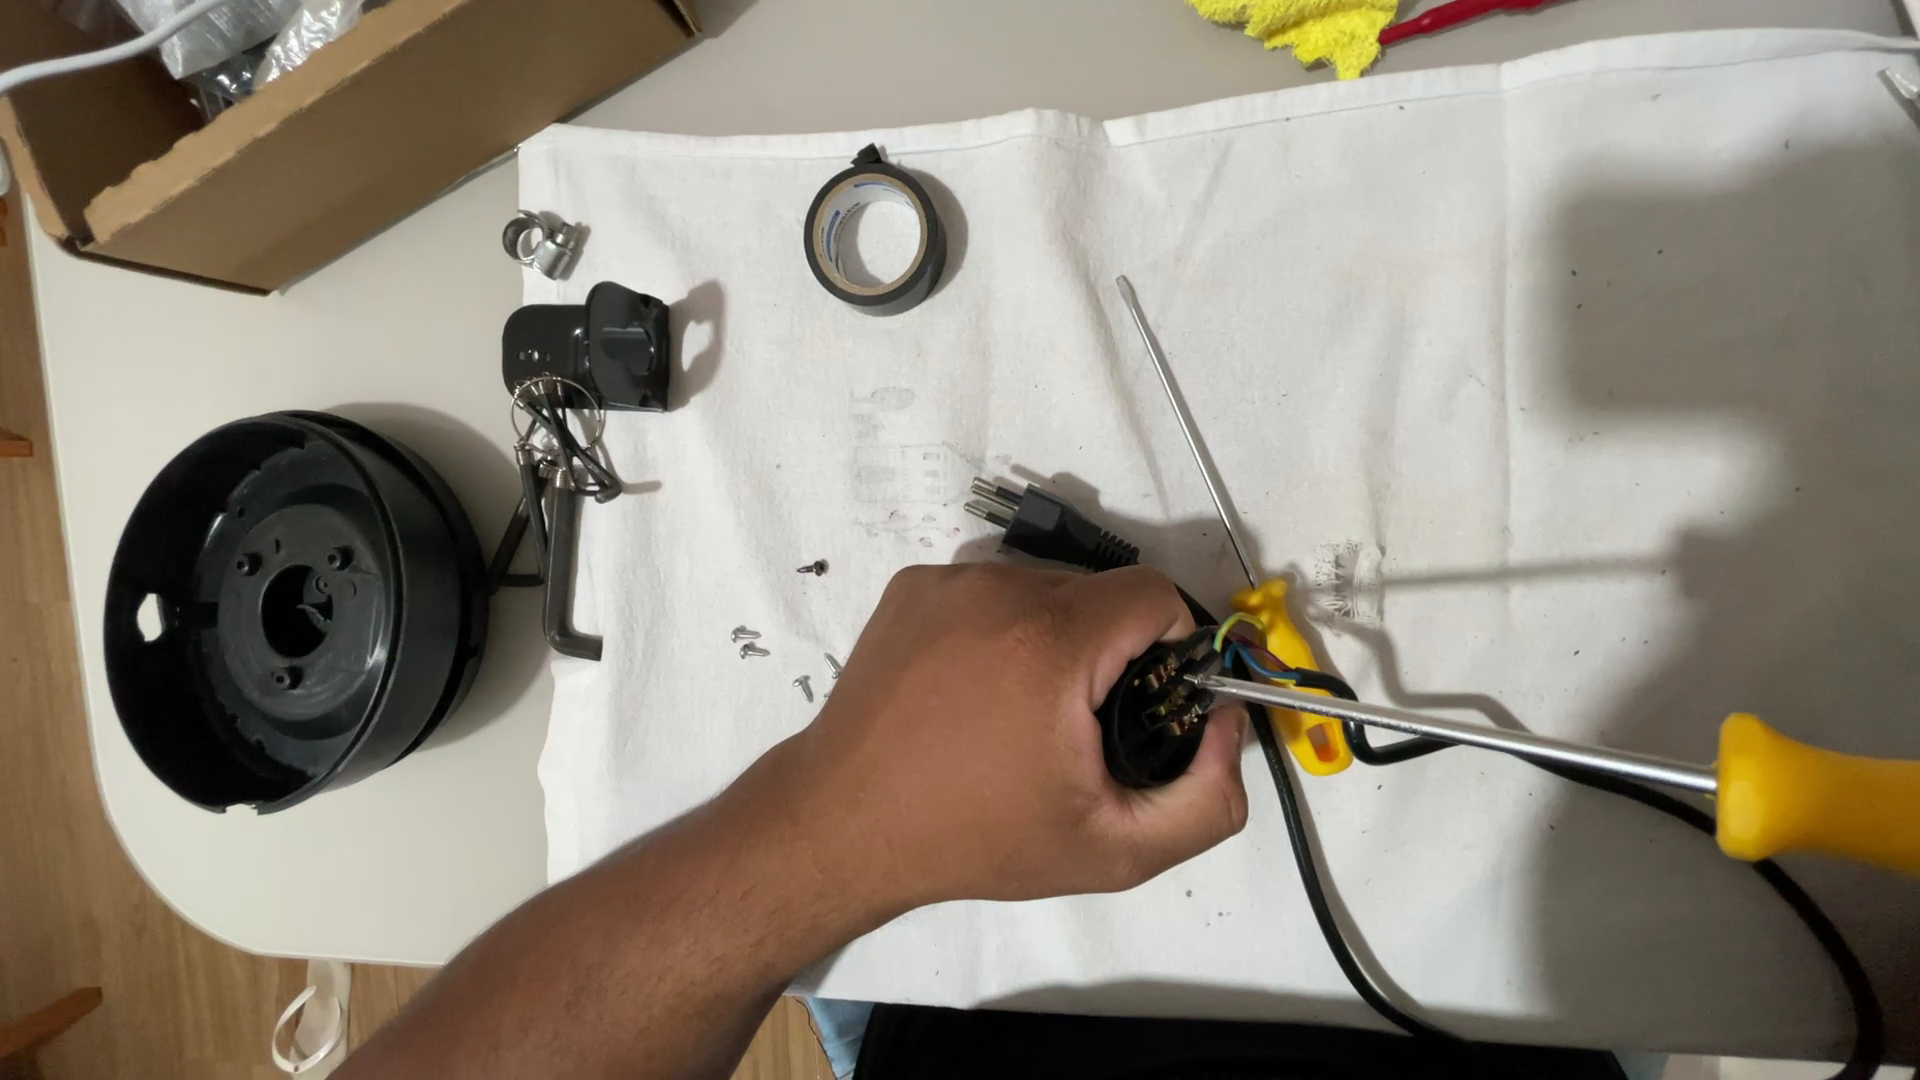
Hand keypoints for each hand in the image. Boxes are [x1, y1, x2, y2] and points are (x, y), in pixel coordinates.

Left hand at [757, 563, 1250, 914]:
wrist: (843, 821)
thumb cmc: (977, 838)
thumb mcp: (1114, 850)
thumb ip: (1209, 797)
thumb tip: (1225, 722)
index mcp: (1051, 639)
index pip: (1153, 593)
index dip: (1170, 641)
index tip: (1150, 694)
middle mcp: (998, 586)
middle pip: (1097, 592)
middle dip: (1111, 647)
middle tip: (1079, 719)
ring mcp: (947, 579)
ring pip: (1042, 587)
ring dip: (1054, 635)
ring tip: (1020, 706)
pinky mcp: (911, 586)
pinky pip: (988, 589)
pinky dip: (1000, 625)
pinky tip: (972, 685)